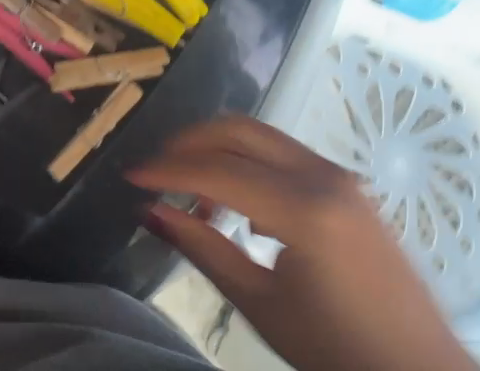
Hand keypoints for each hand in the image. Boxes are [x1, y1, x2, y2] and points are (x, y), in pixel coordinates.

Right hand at [129, 117, 476, 370]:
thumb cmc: (338, 352)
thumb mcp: (260, 304)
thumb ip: (202, 248)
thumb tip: (150, 211)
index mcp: (303, 208)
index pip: (216, 170)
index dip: (166, 171)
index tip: (129, 176)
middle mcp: (323, 176)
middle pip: (238, 131)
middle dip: (189, 143)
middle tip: (156, 170)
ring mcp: (341, 177)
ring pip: (262, 137)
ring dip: (219, 152)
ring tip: (192, 197)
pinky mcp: (350, 187)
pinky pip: (285, 155)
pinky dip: (249, 164)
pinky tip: (238, 207)